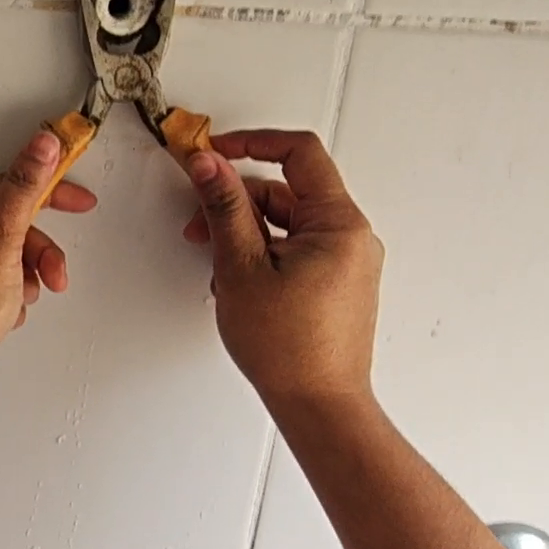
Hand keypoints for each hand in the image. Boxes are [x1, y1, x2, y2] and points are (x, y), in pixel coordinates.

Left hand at [0, 131, 97, 384]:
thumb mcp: (1, 237)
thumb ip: (25, 187)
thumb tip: (42, 144)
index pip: (9, 184)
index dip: (50, 194)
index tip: (80, 200)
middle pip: (15, 223)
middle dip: (37, 253)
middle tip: (53, 273)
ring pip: (13, 252)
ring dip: (27, 276)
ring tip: (19, 299)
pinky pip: (3, 274)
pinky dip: (12, 292)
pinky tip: (3, 309)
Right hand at [180, 129, 383, 408]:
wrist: (318, 405)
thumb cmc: (288, 347)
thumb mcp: (241, 265)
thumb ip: (224, 206)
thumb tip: (209, 163)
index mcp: (338, 225)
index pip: (299, 154)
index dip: (252, 143)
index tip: (216, 151)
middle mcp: (349, 237)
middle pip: (284, 190)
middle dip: (235, 200)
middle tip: (199, 218)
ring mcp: (342, 260)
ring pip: (283, 220)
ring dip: (242, 229)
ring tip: (215, 260)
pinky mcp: (332, 279)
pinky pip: (290, 245)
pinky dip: (258, 250)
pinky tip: (234, 277)